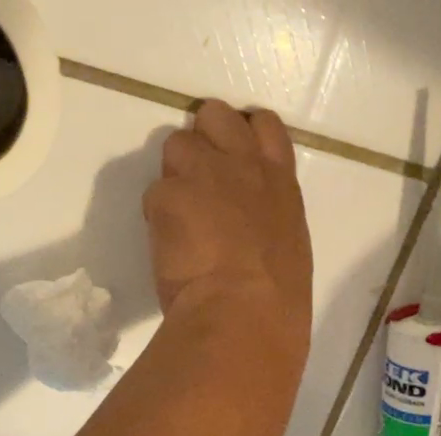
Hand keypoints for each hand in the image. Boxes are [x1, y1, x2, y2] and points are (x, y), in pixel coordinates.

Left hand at [144, 101, 311, 343]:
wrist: (242, 315)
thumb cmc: (274, 303)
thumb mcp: (287, 249)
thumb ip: (266, 222)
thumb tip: (249, 231)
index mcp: (279, 183)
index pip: (262, 126)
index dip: (240, 137)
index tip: (230, 161)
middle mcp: (243, 165)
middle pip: (214, 116)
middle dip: (201, 141)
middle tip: (195, 183)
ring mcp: (204, 173)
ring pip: (176, 145)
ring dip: (174, 175)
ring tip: (177, 216)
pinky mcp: (168, 196)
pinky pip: (153, 195)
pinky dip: (156, 218)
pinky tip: (165, 247)